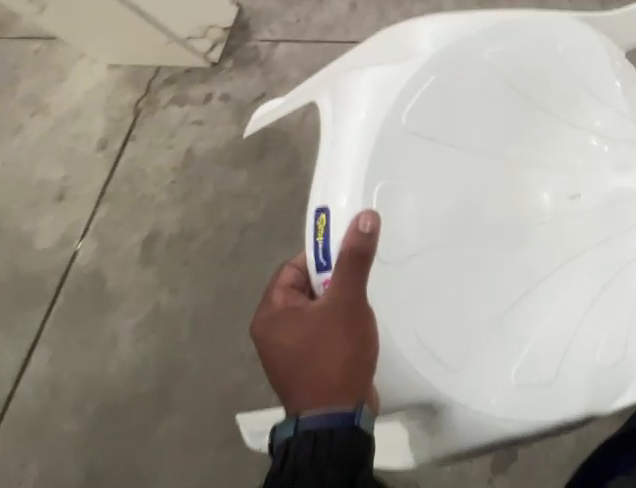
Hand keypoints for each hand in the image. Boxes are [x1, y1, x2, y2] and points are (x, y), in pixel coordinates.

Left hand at [250, 209, 381, 414]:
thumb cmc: (334, 355)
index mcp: (271, 313)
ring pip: (317, 309)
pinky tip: (359, 328)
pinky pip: (322, 330)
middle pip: (307, 287)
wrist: (337, 418)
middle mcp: (273, 330)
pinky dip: (341, 323)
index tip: (349, 257)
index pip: (293, 268)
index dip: (322, 257)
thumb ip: (354, 258)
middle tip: (359, 283)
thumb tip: (364, 217)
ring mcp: (289, 350)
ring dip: (341, 302)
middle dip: (336, 281)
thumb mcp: (347, 300)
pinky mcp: (308, 364)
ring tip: (361, 307)